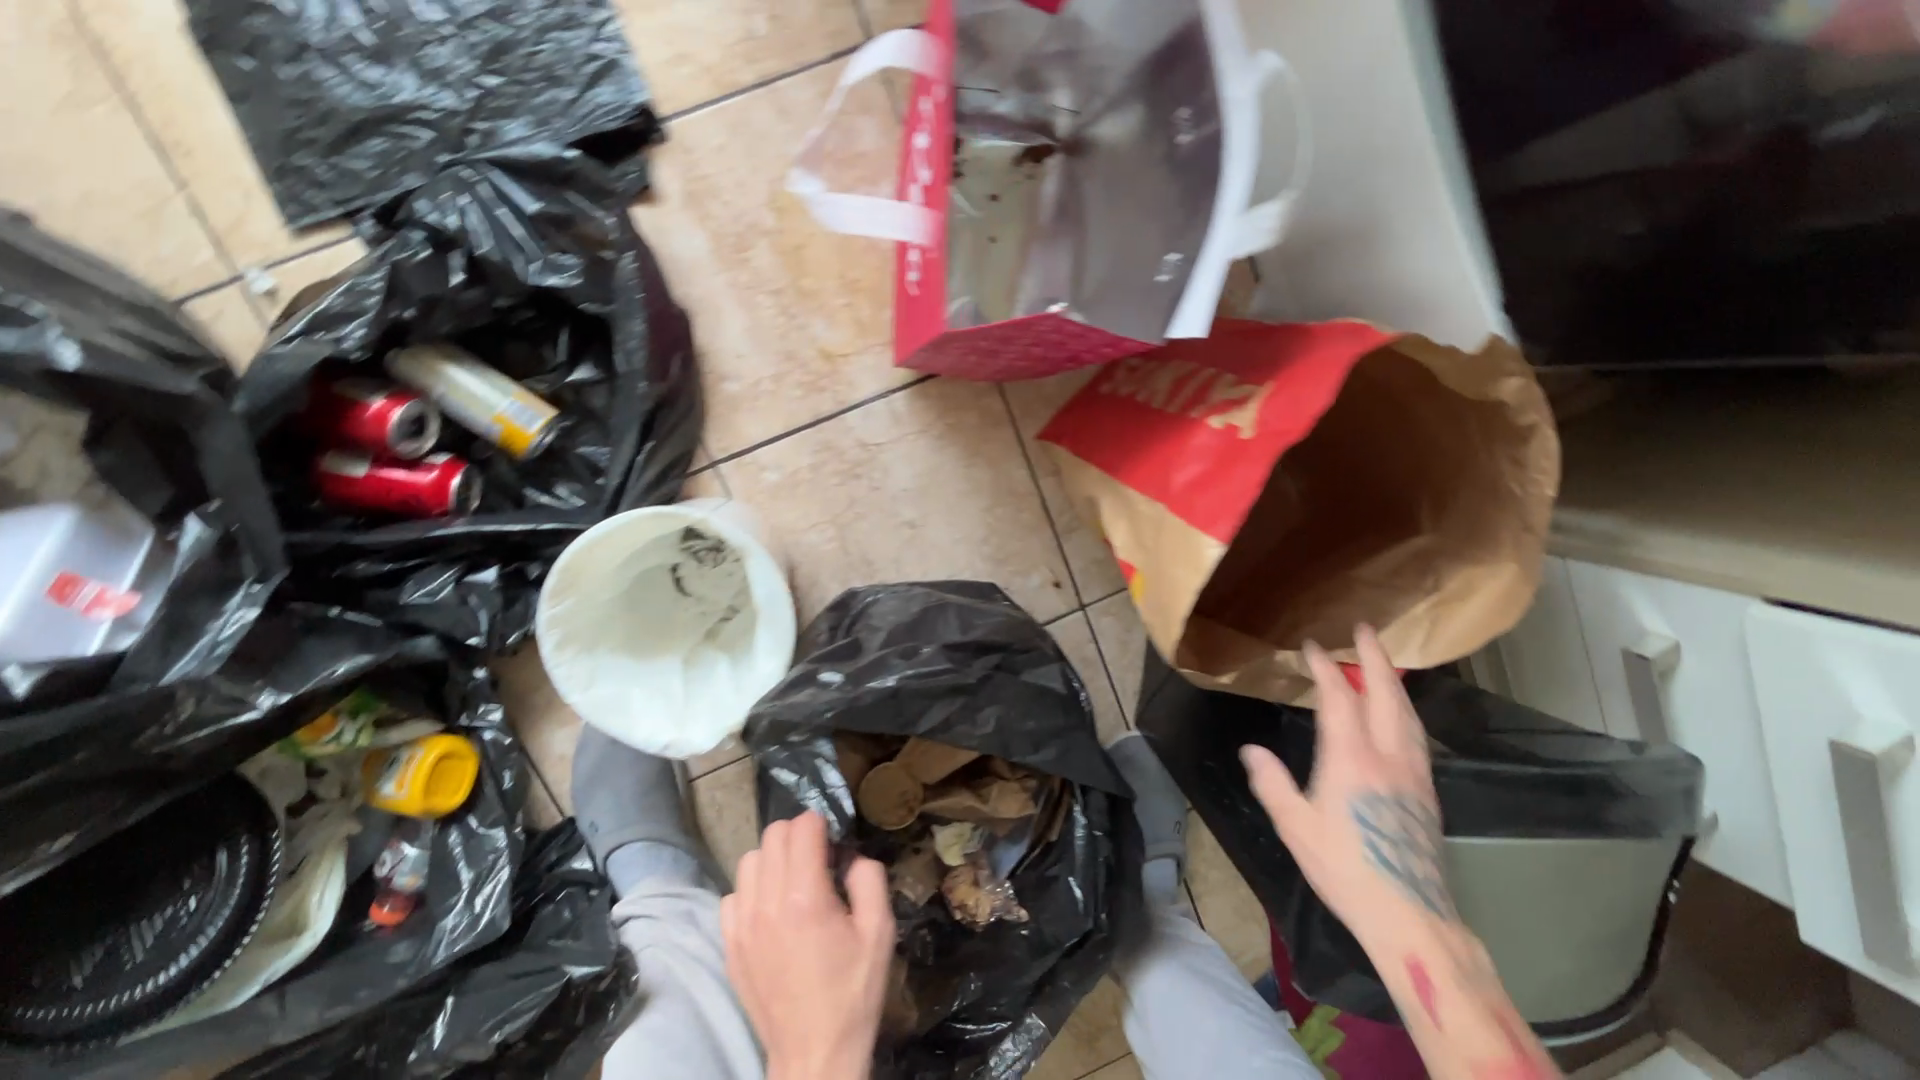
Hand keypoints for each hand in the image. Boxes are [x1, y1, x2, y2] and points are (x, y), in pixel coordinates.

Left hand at [721, 812, 894, 1079]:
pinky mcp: (729, 945)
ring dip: (774, 859)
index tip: (835, 842)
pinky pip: (732, 895)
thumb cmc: (853, 992)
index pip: (802, 827)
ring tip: (794, 882)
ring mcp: (742, 925)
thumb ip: (869, 879)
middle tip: (820, 858)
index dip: (822, 824)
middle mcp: (767, 903)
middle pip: (772, 835)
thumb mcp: (881, 932)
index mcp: (805, 897)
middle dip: (799, 835)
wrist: (815, 1051)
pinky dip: (752, 890)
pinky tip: (772, 909)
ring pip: (749, 859)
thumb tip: (850, 854)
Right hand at [1241, 625, 1453, 945]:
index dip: (1325, 668)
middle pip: (1386, 693)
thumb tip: (1251, 750)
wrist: (1408, 911)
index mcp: (1350, 759)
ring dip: (1393, 680)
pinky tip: (1400, 714)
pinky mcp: (1428, 790)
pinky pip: (1416, 733)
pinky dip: (1405, 709)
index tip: (1312, 647)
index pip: (1339, 698)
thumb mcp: (1295, 827)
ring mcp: (1414, 771)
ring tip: (1382, 663)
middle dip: (1374, 658)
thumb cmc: (1344, 869)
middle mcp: (1387, 755)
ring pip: (1407, 712)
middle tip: (1364, 631)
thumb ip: (1272, 783)